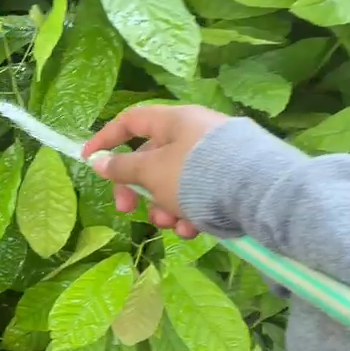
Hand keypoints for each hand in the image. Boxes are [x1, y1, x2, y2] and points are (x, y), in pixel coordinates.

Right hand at [81, 104, 229, 238]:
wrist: (261, 192)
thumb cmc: (196, 174)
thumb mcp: (150, 172)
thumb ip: (122, 168)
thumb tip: (99, 161)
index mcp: (175, 121)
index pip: (130, 121)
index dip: (106, 139)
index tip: (89, 161)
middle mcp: (195, 134)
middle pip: (151, 159)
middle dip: (138, 189)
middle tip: (128, 209)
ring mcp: (216, 156)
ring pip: (174, 182)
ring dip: (164, 207)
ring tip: (172, 225)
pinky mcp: (233, 179)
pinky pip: (199, 194)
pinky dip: (190, 212)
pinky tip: (193, 229)